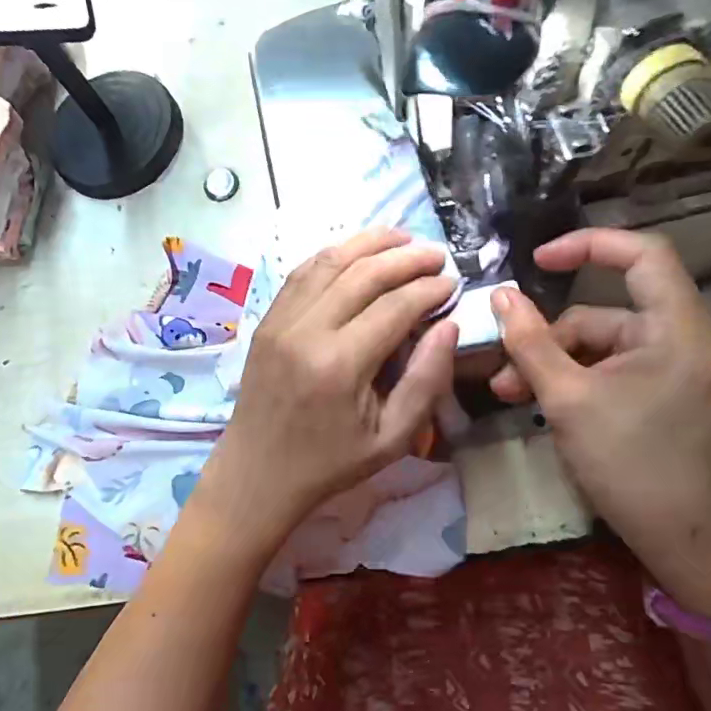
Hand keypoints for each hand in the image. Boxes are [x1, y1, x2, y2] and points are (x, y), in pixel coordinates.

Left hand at [196, 228, 457, 549]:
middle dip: (406, 257)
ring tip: (402, 237)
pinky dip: (333, 256)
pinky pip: (301, 274)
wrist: (258, 473)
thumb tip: (448, 326)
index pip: (394, 305)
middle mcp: (307, 332)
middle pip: (362, 273)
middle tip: (437, 254)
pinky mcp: (266, 321)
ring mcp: (280, 322)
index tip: (453, 282)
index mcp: (340, 364)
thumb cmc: (330, 463)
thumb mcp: (392, 439)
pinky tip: (357, 253)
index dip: (429, 288)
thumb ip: (426, 381)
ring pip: (328, 262)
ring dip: (368, 244)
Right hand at [489, 229, 710, 618]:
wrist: (676, 534)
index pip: (643, 254)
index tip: (538, 261)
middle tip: (505, 370)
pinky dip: (579, 378)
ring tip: (511, 394)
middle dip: (550, 337)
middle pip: (607, 311)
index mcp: (680, 328)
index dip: (587, 245)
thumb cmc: (626, 463)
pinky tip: (543, 402)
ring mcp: (682, 364)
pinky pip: (616, 365)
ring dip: (556, 363)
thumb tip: (500, 296)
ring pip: (604, 342)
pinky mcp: (671, 388)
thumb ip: (530, 342)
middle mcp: (690, 336)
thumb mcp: (566, 399)